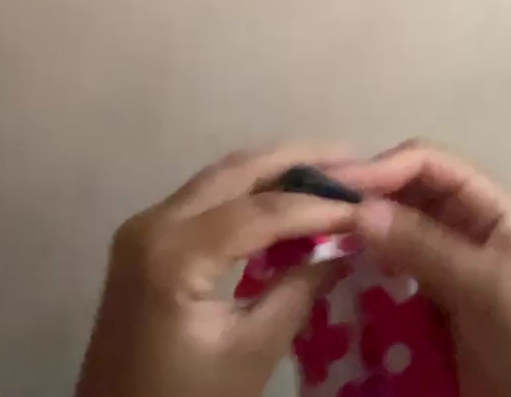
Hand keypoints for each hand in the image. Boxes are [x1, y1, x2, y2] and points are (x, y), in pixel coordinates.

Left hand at [76, 143, 356, 396]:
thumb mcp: (252, 352)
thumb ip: (299, 288)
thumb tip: (348, 241)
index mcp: (175, 253)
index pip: (261, 211)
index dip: (318, 206)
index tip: (366, 202)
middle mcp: (154, 222)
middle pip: (237, 171)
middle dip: (297, 159)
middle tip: (350, 157)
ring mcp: (145, 225)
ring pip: (221, 176)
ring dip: (274, 168)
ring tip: (328, 167)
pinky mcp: (146, 237)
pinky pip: (206, 196)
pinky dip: (249, 189)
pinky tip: (286, 194)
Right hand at [335, 141, 510, 396]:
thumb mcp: (490, 287)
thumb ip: (427, 246)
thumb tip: (359, 208)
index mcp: (488, 204)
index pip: (428, 163)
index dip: (383, 166)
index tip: (337, 188)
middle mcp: (462, 224)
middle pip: (405, 192)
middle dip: (365, 197)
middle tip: (315, 213)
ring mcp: (446, 266)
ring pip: (393, 233)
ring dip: (360, 235)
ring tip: (318, 243)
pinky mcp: (430, 306)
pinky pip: (390, 277)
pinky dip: (365, 273)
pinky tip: (337, 280)